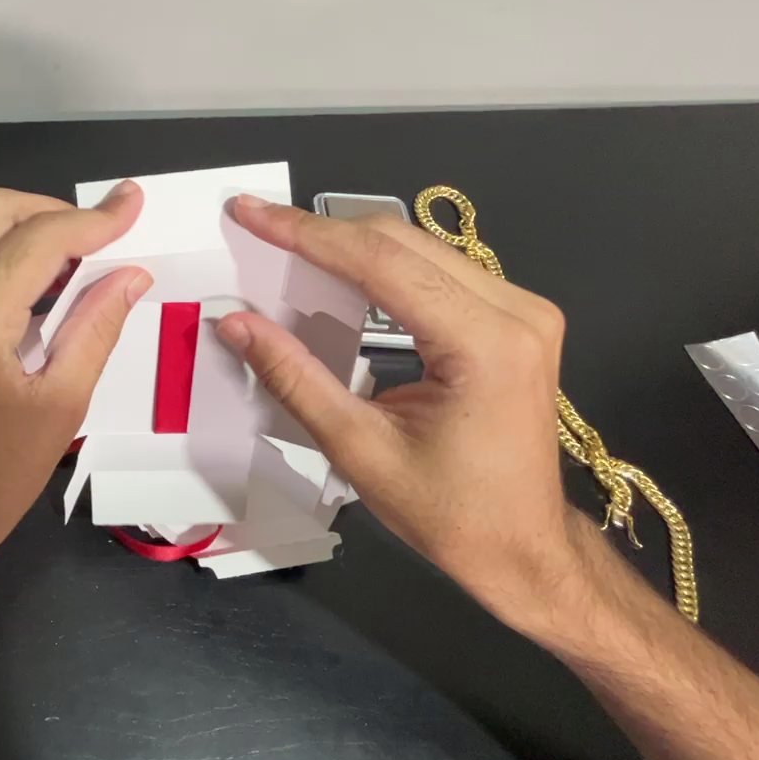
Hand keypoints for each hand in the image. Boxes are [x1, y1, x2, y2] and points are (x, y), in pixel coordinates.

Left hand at [0, 184, 152, 631]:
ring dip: (24, 232)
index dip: (92, 218)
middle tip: (102, 233)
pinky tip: (32, 287)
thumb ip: (95, 328)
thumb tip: (130, 274)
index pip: (36, 240)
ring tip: (76, 262)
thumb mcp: (58, 410)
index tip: (131, 203)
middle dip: (53, 211)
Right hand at [214, 195, 589, 628]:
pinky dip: (375, 263)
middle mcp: (515, 312)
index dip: (307, 234)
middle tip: (256, 221)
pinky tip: (334, 269)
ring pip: (417, 247)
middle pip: (401, 242)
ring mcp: (522, 310)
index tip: (251, 212)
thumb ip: (293, 376)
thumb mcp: (356, 447)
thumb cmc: (447, 510)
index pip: (382, 265)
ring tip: (284, 240)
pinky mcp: (512, 318)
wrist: (523, 546)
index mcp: (485, 345)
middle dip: (320, 228)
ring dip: (346, 241)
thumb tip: (234, 322)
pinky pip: (434, 268)